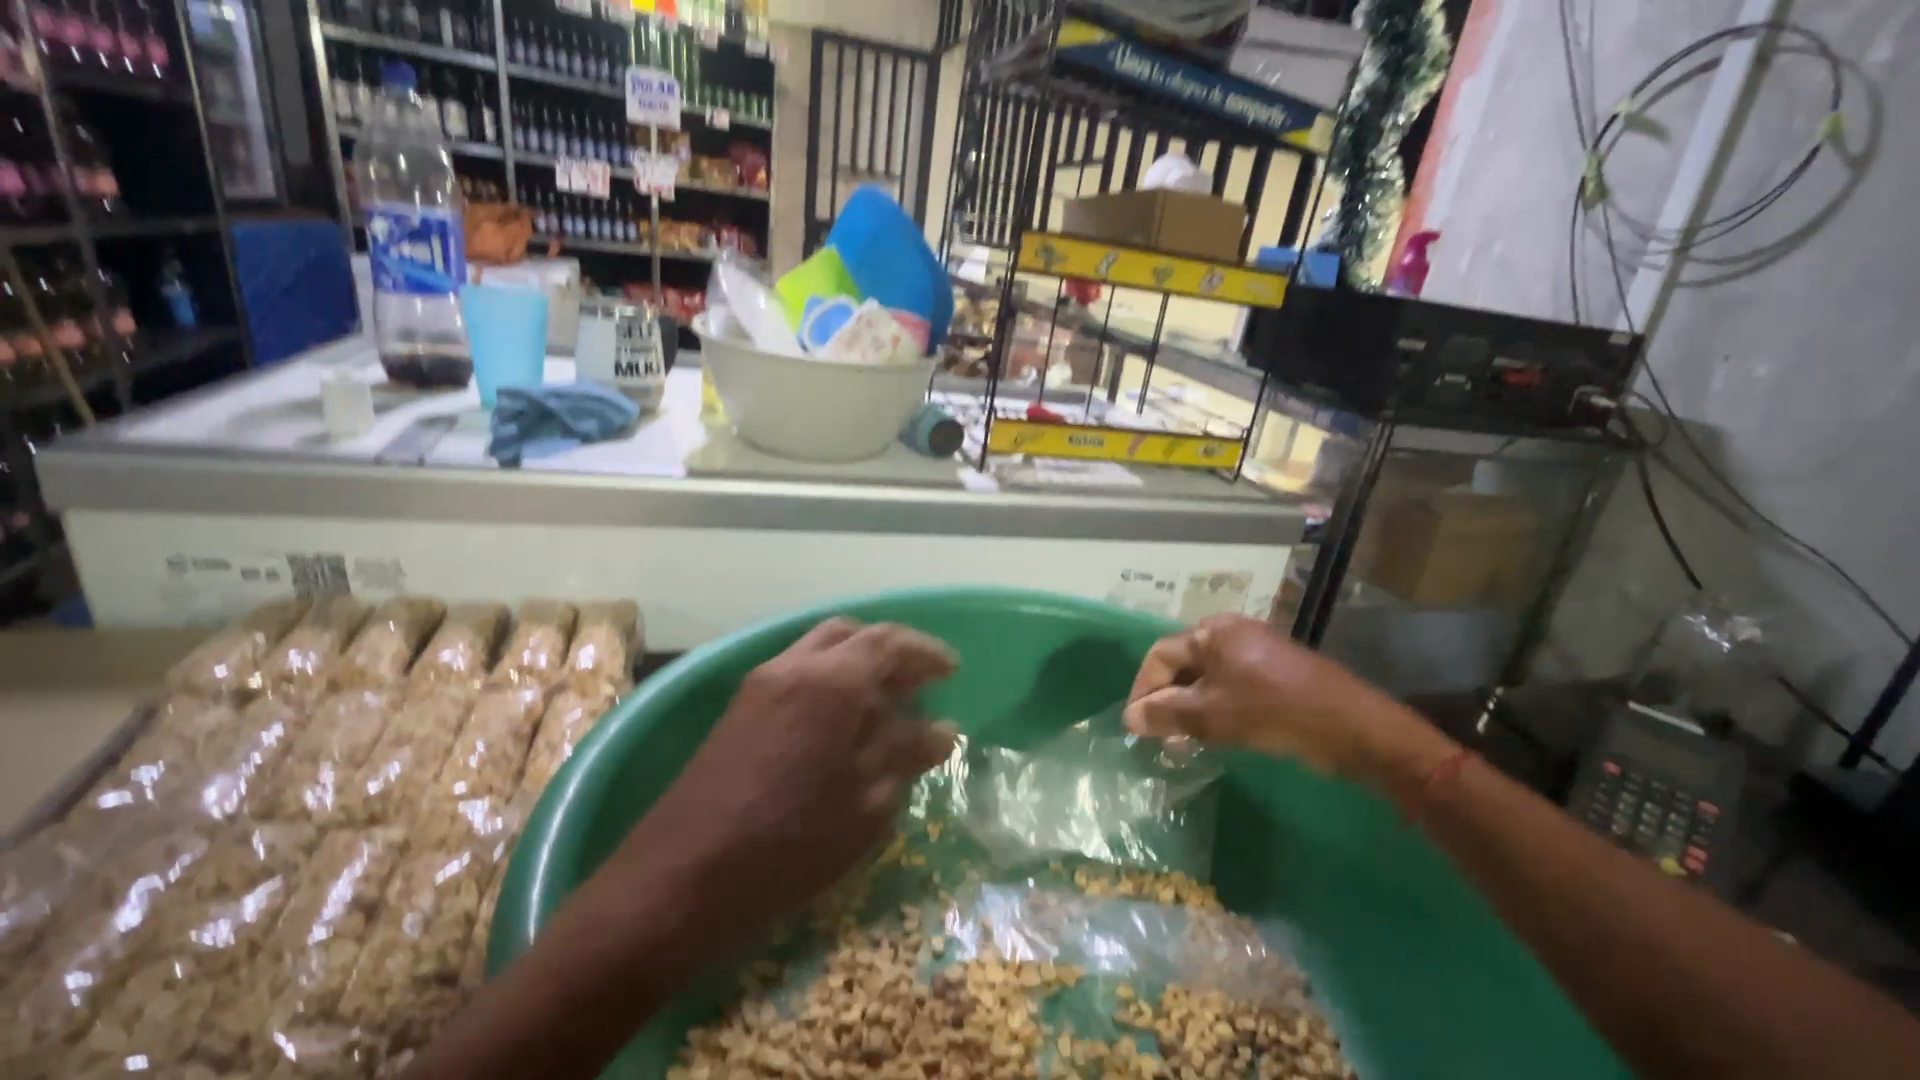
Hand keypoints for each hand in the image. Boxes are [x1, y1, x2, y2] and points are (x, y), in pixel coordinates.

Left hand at [615, 617, 957, 944]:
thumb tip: (941, 729)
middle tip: (918, 685)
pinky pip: (794, 676)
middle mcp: (792, 668)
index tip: (952, 671)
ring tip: (884, 707)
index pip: (888, 642)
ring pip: (817, 652)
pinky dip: (827, 684)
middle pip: (849, 635)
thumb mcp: (866, 803)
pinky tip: (841, 727)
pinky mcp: (737, 713)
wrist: (683, 877)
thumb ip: (905, 754)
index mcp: (831, 681)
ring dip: (854, 666)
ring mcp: (758, 688)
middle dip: (888, 651)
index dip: (925, 652)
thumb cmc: (791, 843)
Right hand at [1123, 615, 1450, 788]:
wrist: (1350, 727)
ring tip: (1184, 743)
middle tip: (1160, 737)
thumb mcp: (1211, 714)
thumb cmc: (1272, 711)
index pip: (1160, 654)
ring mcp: (1256, 654)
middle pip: (1183, 665)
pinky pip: (1231, 689)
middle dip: (1166, 701)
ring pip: (1207, 680)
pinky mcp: (1275, 677)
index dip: (1142, 689)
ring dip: (1190, 709)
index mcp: (1213, 632)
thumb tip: (1130, 717)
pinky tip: (1215, 737)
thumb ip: (1165, 713)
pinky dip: (1216, 710)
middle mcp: (1232, 634)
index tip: (1136, 726)